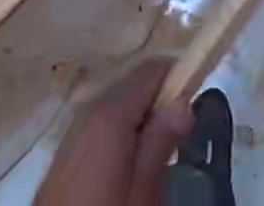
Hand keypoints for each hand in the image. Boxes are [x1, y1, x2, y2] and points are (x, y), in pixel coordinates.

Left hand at [34, 59, 195, 205]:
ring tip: (154, 161)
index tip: (195, 106)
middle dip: (161, 104)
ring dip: (142, 120)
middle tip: (177, 143)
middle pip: (136, 85)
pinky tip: (127, 169)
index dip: (178, 78)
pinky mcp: (68, 146)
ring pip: (120, 104)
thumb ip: (161, 143)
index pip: (152, 70)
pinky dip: (122, 132)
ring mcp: (75, 126)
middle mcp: (90, 108)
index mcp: (110, 113)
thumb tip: (185, 102)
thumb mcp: (141, 195)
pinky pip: (104, 122)